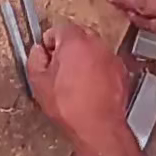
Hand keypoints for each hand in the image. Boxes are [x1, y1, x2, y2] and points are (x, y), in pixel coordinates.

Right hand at [29, 23, 133, 151]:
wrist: (97, 127)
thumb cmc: (70, 107)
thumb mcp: (39, 83)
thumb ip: (34, 60)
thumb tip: (37, 52)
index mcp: (74, 42)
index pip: (58, 28)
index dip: (49, 42)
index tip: (45, 53)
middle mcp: (96, 44)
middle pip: (77, 37)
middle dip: (66, 50)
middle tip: (57, 69)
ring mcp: (111, 57)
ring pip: (92, 50)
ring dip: (82, 60)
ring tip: (72, 83)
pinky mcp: (120, 71)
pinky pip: (104, 64)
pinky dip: (96, 71)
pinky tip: (87, 89)